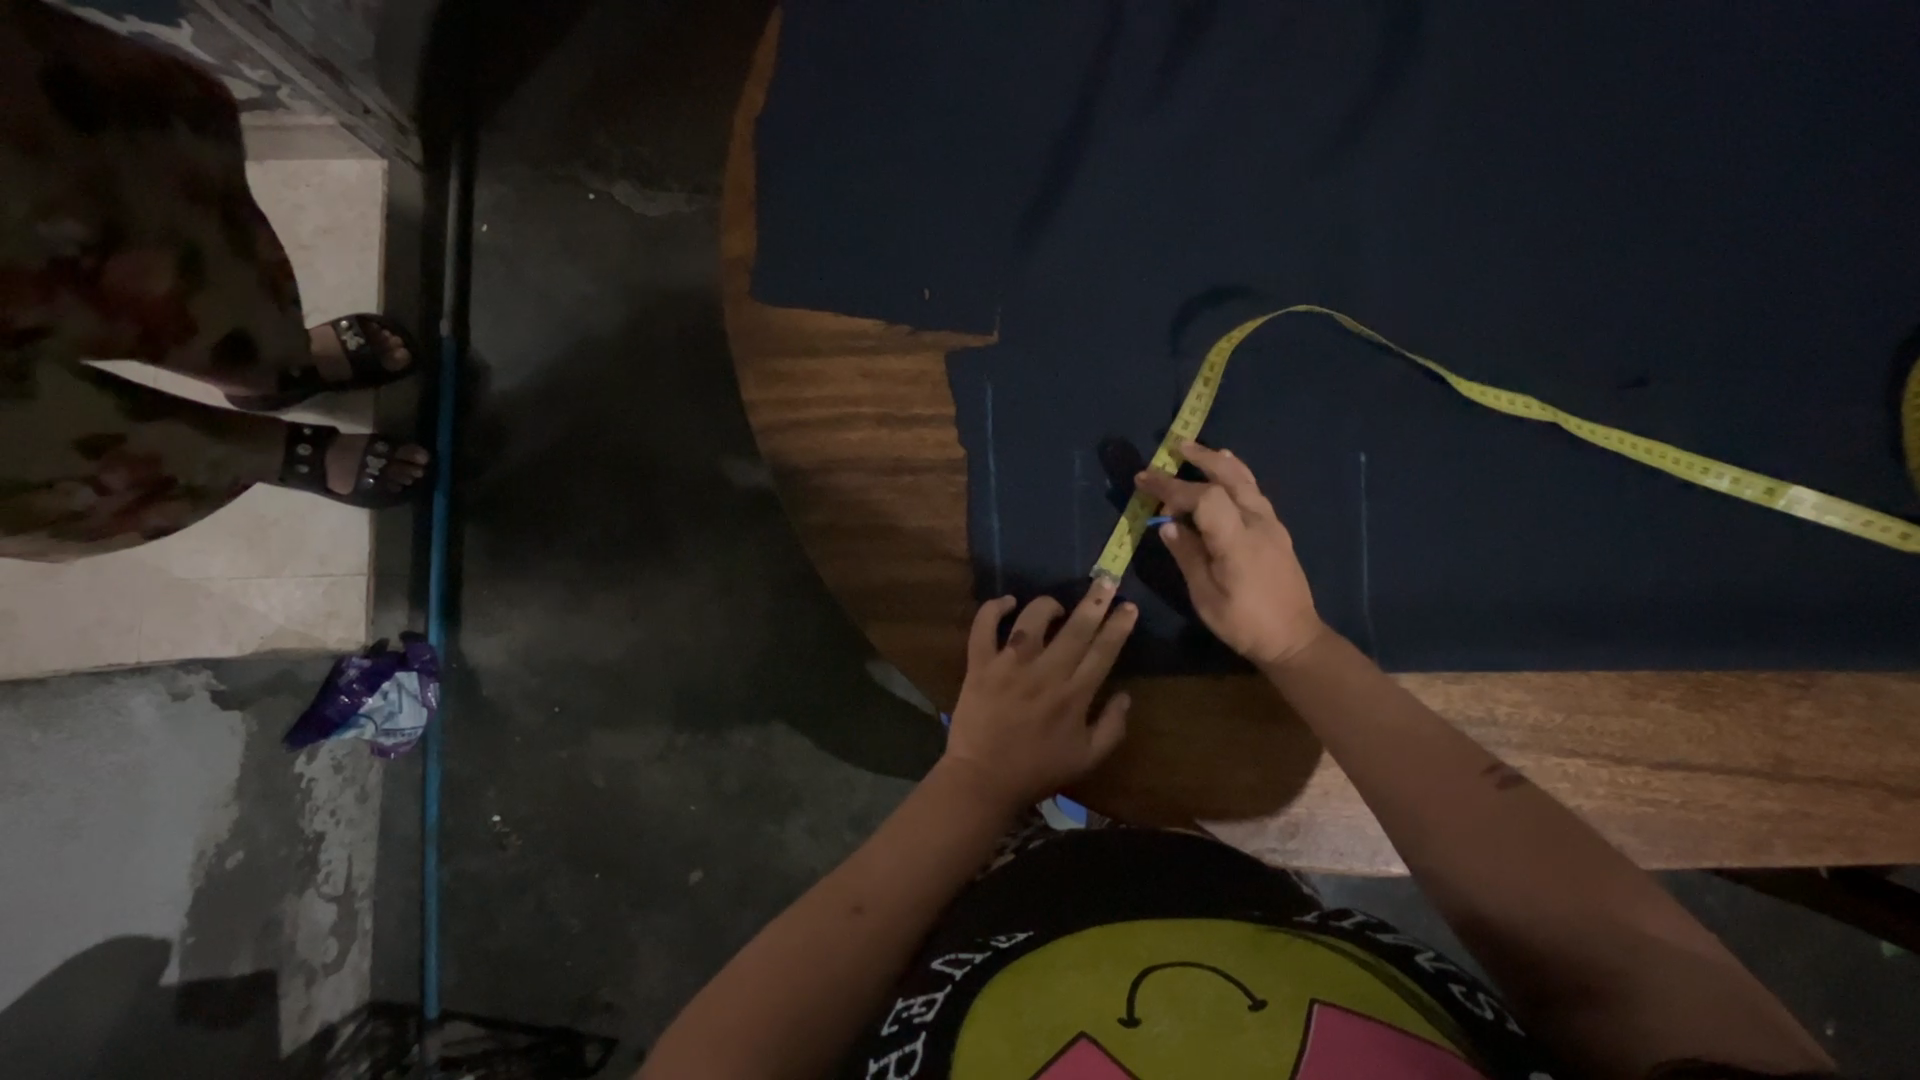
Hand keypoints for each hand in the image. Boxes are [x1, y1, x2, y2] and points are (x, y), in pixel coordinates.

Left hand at [943, 578, 1138, 807]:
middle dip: (1094, 602)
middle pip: (1076, 629)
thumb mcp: (1087, 759)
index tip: (1129, 607)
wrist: (983, 780)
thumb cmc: (1037, 771)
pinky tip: (1007, 602)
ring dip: (1047, 605)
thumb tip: (1126, 695)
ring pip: (1032, 621)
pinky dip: (994, 609)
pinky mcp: (980, 666)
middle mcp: (1045, 674)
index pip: (1103, 652)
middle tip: (1106, 580)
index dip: (1118, 627)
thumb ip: (1113, 727)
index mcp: (1074, 696)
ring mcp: (1009, 666)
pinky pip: (984, 628)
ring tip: (1056, 606)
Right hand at [1135, 440, 1327, 667]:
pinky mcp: (1277, 532)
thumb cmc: (1244, 624)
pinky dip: (1237, 476)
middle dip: (1201, 459)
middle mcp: (1258, 524)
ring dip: (1220, 462)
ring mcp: (1272, 526)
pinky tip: (1228, 475)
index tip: (1144, 480)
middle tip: (1175, 447)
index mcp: (1237, 541)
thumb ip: (1187, 555)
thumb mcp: (1206, 596)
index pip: (1202, 498)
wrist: (1295, 639)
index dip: (1171, 486)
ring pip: (1246, 481)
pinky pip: (1255, 492)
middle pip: (1229, 478)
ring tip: (1199, 451)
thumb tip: (1168, 525)